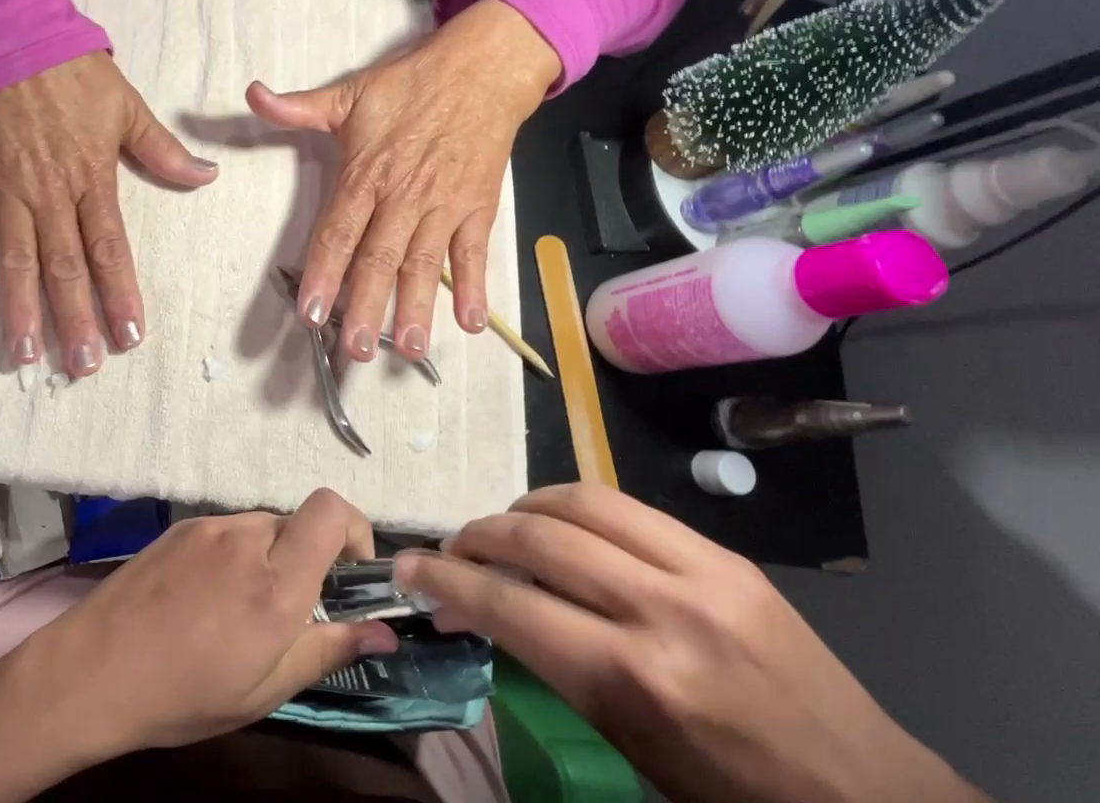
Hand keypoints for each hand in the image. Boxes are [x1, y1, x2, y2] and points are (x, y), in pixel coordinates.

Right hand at [0, 52, 217, 376]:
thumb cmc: (69, 69)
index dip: (120, 295)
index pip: (109, 248)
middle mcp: (48, 194)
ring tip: (23, 356)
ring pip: (15, 259)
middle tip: (82, 366)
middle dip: (74, 319)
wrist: (5, 31)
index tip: (129, 337)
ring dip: (19, 309)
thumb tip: (206, 177)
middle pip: (64, 267)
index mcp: (90, 178)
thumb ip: (161, 148)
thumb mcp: (125, 104)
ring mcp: (5, 190)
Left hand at [13, 488, 398, 758]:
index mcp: (275, 584)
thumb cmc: (182, 694)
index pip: (332, 511)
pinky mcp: (176, 529)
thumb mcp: (263, 690)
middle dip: (308, 558)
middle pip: (298, 523)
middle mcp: (244, 540)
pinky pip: (224, 532)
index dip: (356, 532)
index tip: (349, 576)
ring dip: (267, 558)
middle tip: (288, 611)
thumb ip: (327, 650)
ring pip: (260, 528)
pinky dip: (232, 556)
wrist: (90, 671)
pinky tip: (203, 599)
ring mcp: (205, 529)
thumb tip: (383, 632)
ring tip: (237, 611)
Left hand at [248, 0, 557, 356]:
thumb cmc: (411, 84)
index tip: (312, 313)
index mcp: (366, 174)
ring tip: (408, 350)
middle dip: (367, 306)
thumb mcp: (349, 93)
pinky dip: (474, 286)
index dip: (324, 274)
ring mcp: (443, 204)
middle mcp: (403, 196)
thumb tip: (252, 95)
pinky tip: (470, 323)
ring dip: (417, 308)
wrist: (483, 67)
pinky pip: (474, 251)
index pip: (339, 232)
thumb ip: (298, 107)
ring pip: (426, 264)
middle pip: (380, 258)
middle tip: (354, 350)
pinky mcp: (478, 207)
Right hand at [394, 484, 987, 802]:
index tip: (407, 571)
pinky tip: (561, 527)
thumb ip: (549, 668)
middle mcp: (663, 612)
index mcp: (633, 679)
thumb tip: (484, 612)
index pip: (507, 602)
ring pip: (580, 501)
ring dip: (521, 509)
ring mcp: (704, 574)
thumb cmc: (728, 794)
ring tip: (502, 532)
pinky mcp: (729, 558)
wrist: (867, 799)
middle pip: (536, 537)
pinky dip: (574, 507)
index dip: (444, 580)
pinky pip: (629, 508)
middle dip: (474, 537)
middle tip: (449, 552)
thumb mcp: (623, 746)